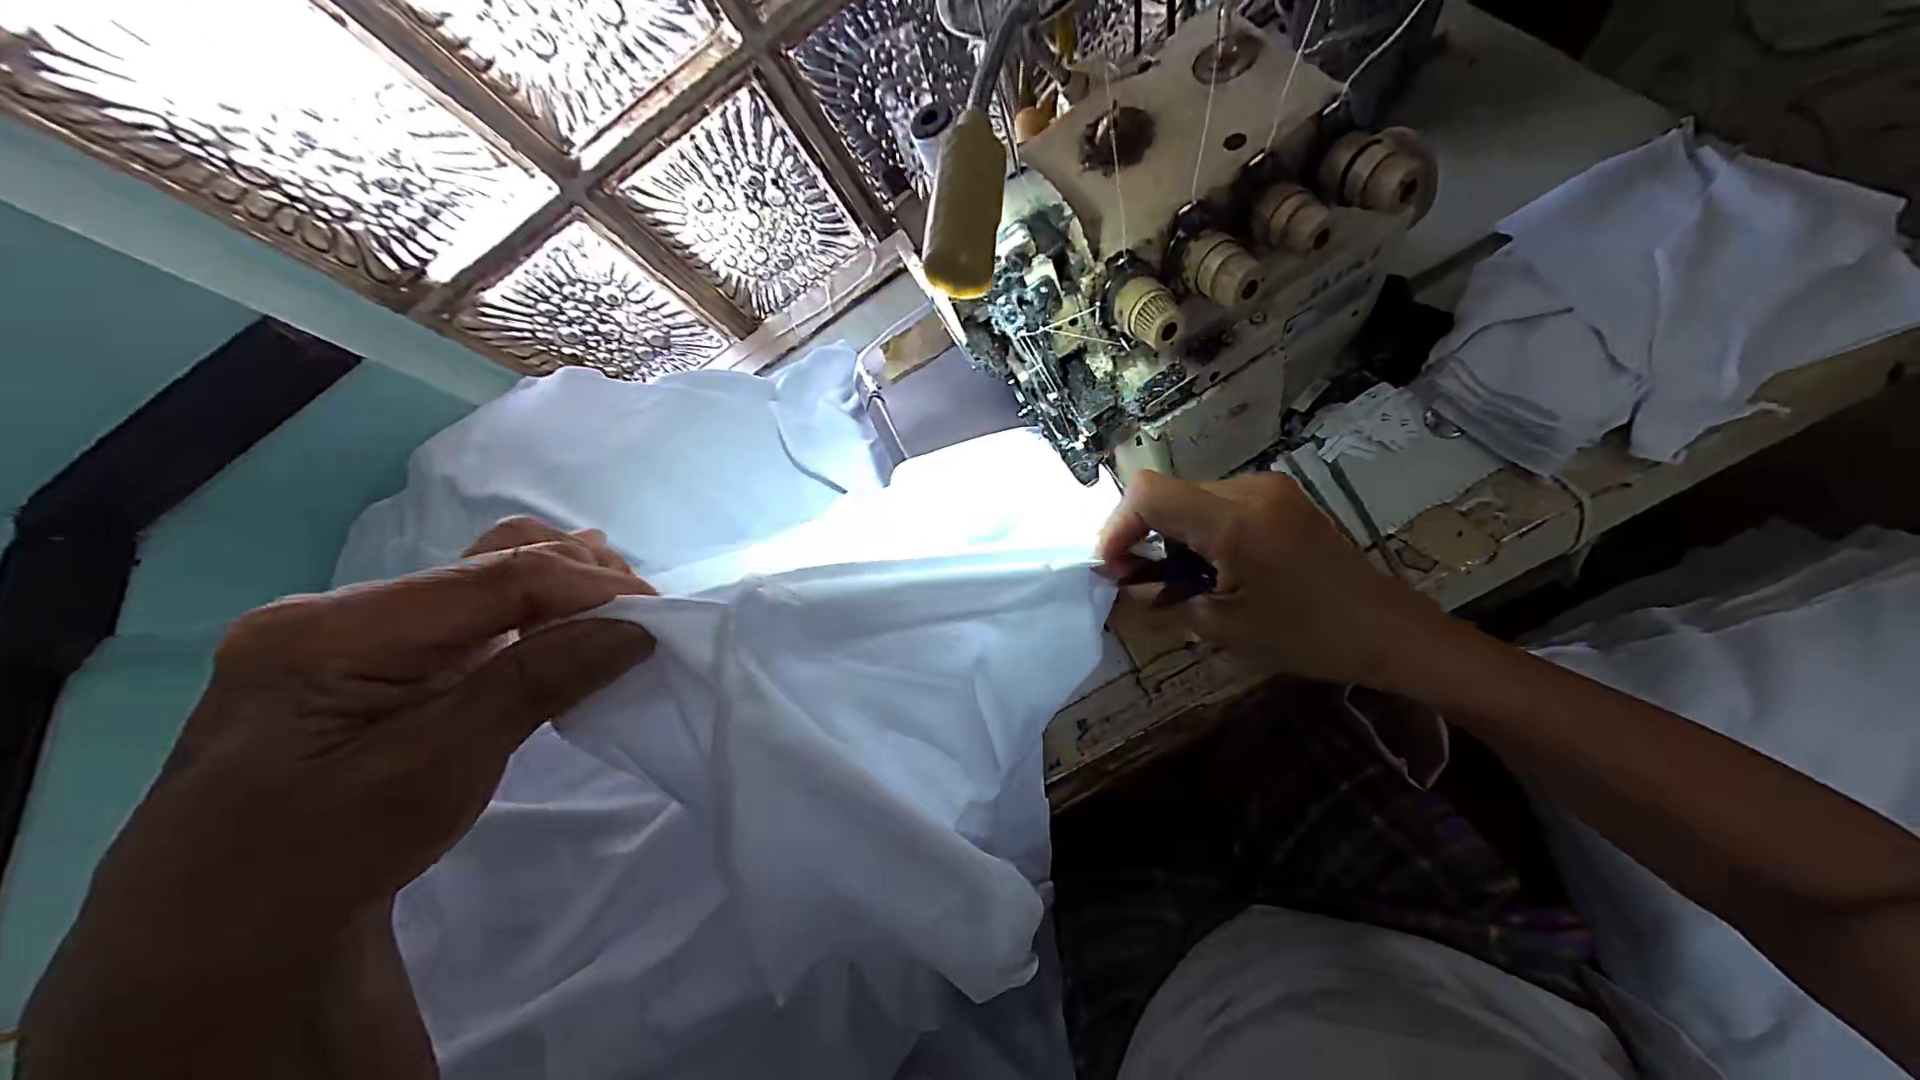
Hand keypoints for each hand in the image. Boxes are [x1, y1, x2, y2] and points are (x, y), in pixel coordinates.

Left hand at [22, 518, 655, 1078]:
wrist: (227, 942)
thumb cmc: (318, 863)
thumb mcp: (434, 774)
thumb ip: (533, 684)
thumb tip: (633, 629)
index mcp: (329, 630)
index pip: (491, 578)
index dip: (588, 587)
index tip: (660, 615)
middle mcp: (345, 611)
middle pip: (491, 558)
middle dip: (584, 577)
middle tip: (648, 618)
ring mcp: (365, 631)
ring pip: (491, 576)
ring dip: (568, 591)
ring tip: (624, 620)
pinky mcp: (392, 656)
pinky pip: (484, 613)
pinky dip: (543, 617)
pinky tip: (578, 632)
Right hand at [1097, 470, 1450, 688]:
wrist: (1387, 631)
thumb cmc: (1305, 636)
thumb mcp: (1221, 626)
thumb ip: (1163, 596)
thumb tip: (1127, 579)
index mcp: (1234, 521)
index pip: (1149, 493)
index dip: (1117, 524)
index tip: (1113, 565)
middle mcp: (1250, 490)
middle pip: (1166, 492)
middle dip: (1140, 532)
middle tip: (1137, 577)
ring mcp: (1268, 488)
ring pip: (1189, 496)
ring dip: (1170, 532)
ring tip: (1178, 576)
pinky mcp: (1280, 496)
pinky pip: (1218, 502)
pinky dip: (1198, 529)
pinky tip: (1211, 564)